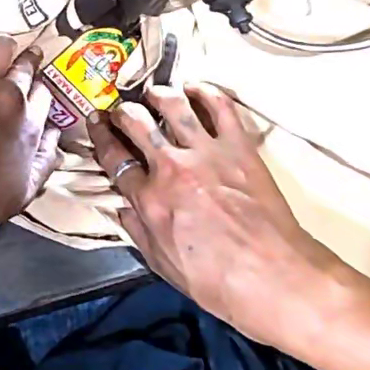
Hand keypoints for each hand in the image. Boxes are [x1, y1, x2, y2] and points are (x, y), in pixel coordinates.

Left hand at [0, 34, 60, 265]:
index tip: (29, 90)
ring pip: (2, 47)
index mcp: (31, 126)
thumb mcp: (21, 193)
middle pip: (26, 67)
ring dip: (3, 47)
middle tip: (19, 61)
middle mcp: (11, 98)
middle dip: (25, 63)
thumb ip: (44, 161)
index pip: (44, 95)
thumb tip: (56, 134)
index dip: (36, 91)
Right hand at [92, 84, 359, 346]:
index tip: (96, 123)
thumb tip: (122, 208)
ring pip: (174, 106)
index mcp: (151, 200)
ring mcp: (207, 153)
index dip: (101, 137)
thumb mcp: (163, 264)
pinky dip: (206, 92)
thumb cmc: (218, 281)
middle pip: (138, 123)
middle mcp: (172, 168)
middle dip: (122, 110)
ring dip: (159, 93)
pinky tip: (196, 88)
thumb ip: (138, 232)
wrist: (274, 277)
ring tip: (154, 92)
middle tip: (120, 107)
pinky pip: (221, 107)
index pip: (115, 159)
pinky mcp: (239, 147)